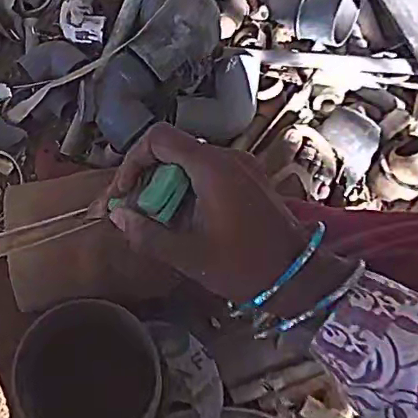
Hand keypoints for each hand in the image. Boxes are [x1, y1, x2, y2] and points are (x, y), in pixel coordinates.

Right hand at [104, 123, 313, 303]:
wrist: (299, 278)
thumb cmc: (246, 267)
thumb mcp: (188, 256)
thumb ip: (147, 234)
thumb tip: (119, 216)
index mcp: (212, 169)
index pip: (158, 139)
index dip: (133, 161)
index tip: (125, 191)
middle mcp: (228, 159)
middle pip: (171, 151)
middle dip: (146, 179)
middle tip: (134, 211)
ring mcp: (241, 168)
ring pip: (186, 163)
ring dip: (165, 187)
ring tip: (156, 220)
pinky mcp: (248, 180)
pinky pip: (205, 174)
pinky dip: (185, 190)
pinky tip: (181, 220)